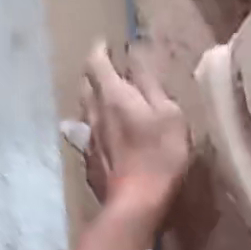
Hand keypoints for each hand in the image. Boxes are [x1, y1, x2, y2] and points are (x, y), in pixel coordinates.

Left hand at [80, 40, 190, 219]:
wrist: (134, 205)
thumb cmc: (159, 155)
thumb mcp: (167, 112)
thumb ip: (148, 82)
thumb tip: (134, 52)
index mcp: (113, 97)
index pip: (96, 63)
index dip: (100, 50)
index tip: (108, 45)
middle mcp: (93, 115)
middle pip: (86, 87)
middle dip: (95, 74)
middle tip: (108, 69)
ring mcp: (87, 142)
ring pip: (83, 112)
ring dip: (92, 100)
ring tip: (106, 99)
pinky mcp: (88, 163)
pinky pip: (86, 136)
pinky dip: (93, 126)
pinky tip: (100, 133)